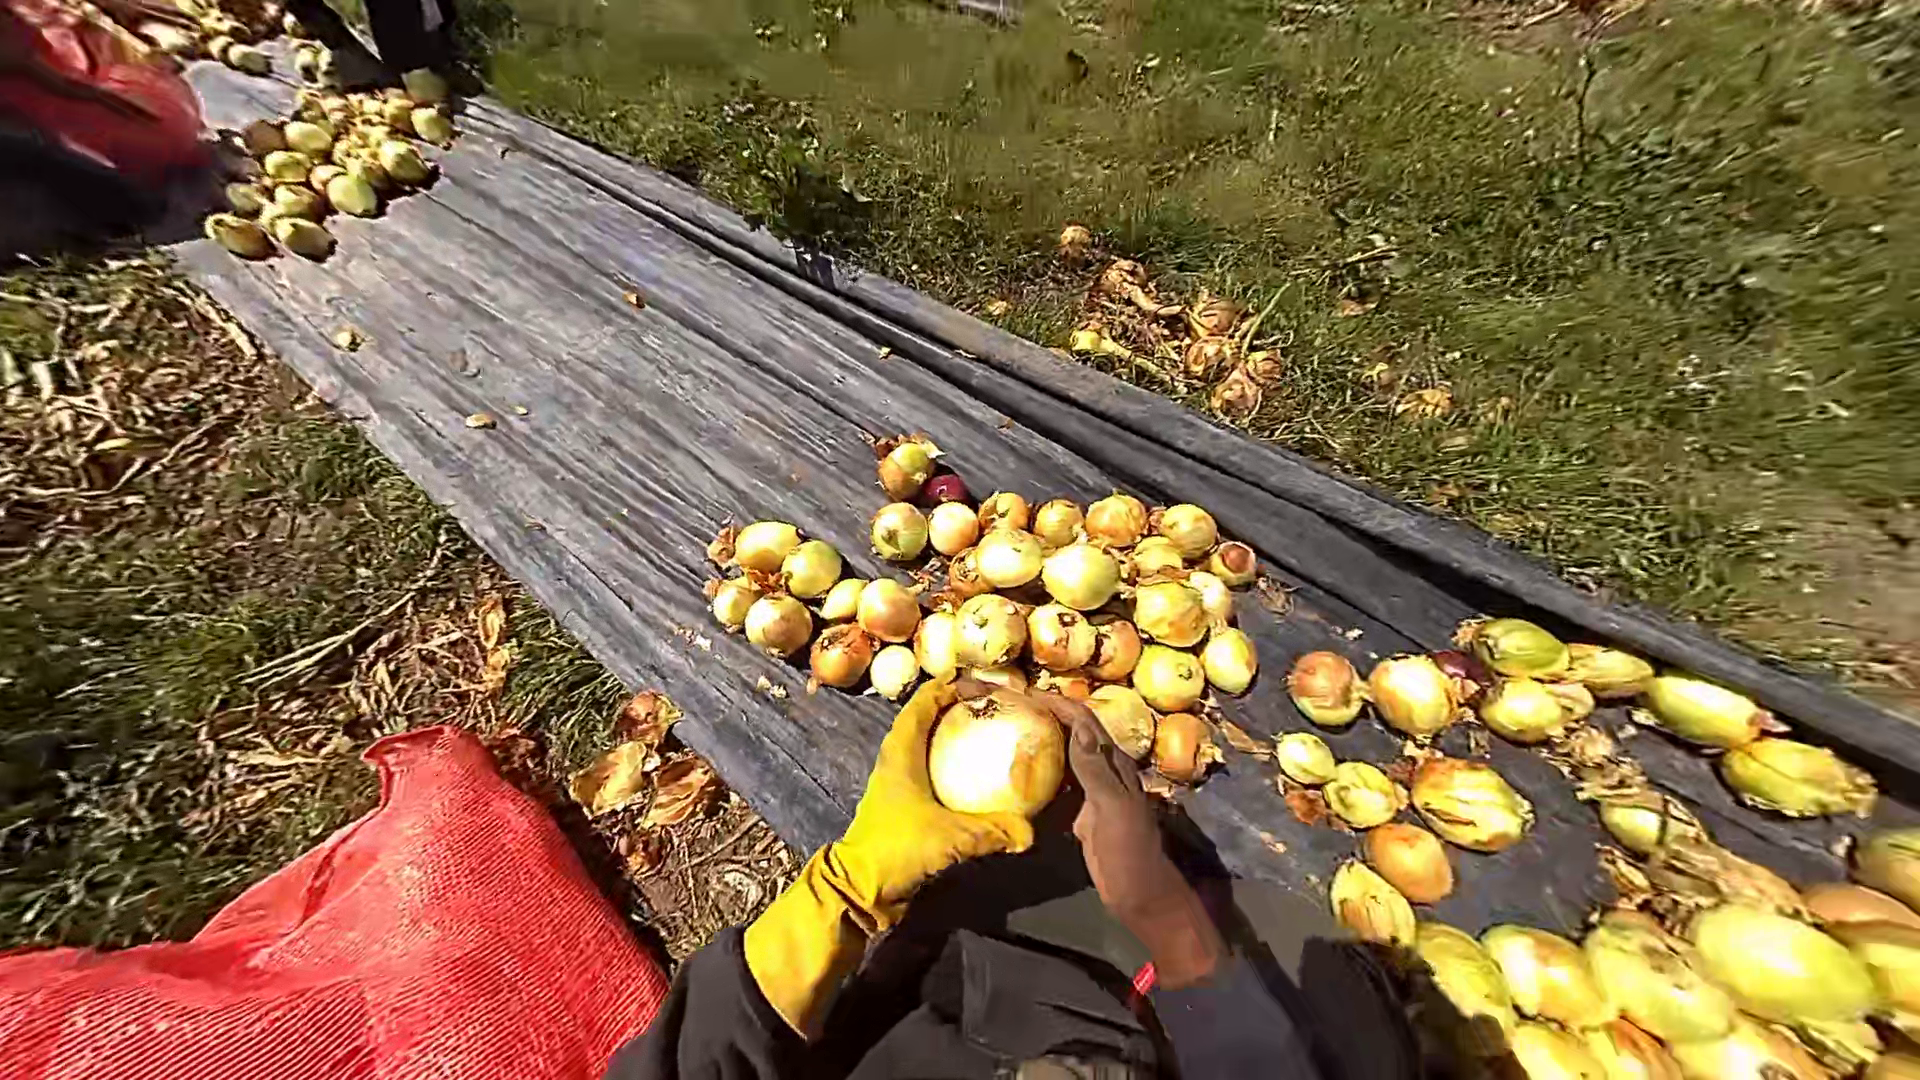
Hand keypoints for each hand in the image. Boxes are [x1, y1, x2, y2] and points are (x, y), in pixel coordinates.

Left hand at [744, 676, 1035, 1035]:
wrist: (859, 889)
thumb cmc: (895, 850)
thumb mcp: (948, 838)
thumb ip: (991, 831)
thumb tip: (1030, 831)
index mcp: (901, 750)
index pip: (924, 701)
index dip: (950, 686)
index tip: (982, 684)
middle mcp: (897, 756)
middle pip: (927, 715)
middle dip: (956, 704)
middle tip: (992, 705)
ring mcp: (898, 776)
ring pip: (927, 739)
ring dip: (952, 730)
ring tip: (987, 729)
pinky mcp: (903, 797)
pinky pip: (930, 764)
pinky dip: (950, 758)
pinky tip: (976, 770)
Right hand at [1032, 693, 1225, 988]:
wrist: (1141, 896)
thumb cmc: (1130, 852)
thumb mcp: (1113, 808)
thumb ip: (1095, 769)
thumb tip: (1077, 728)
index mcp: (1114, 763)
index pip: (1084, 721)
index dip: (1059, 703)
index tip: (1028, 693)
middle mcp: (1104, 769)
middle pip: (1075, 730)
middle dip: (1050, 712)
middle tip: (1014, 704)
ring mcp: (1094, 789)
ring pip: (1067, 752)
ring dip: (1046, 734)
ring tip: (1014, 724)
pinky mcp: (1084, 809)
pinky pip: (1062, 779)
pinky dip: (1044, 765)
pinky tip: (1023, 767)